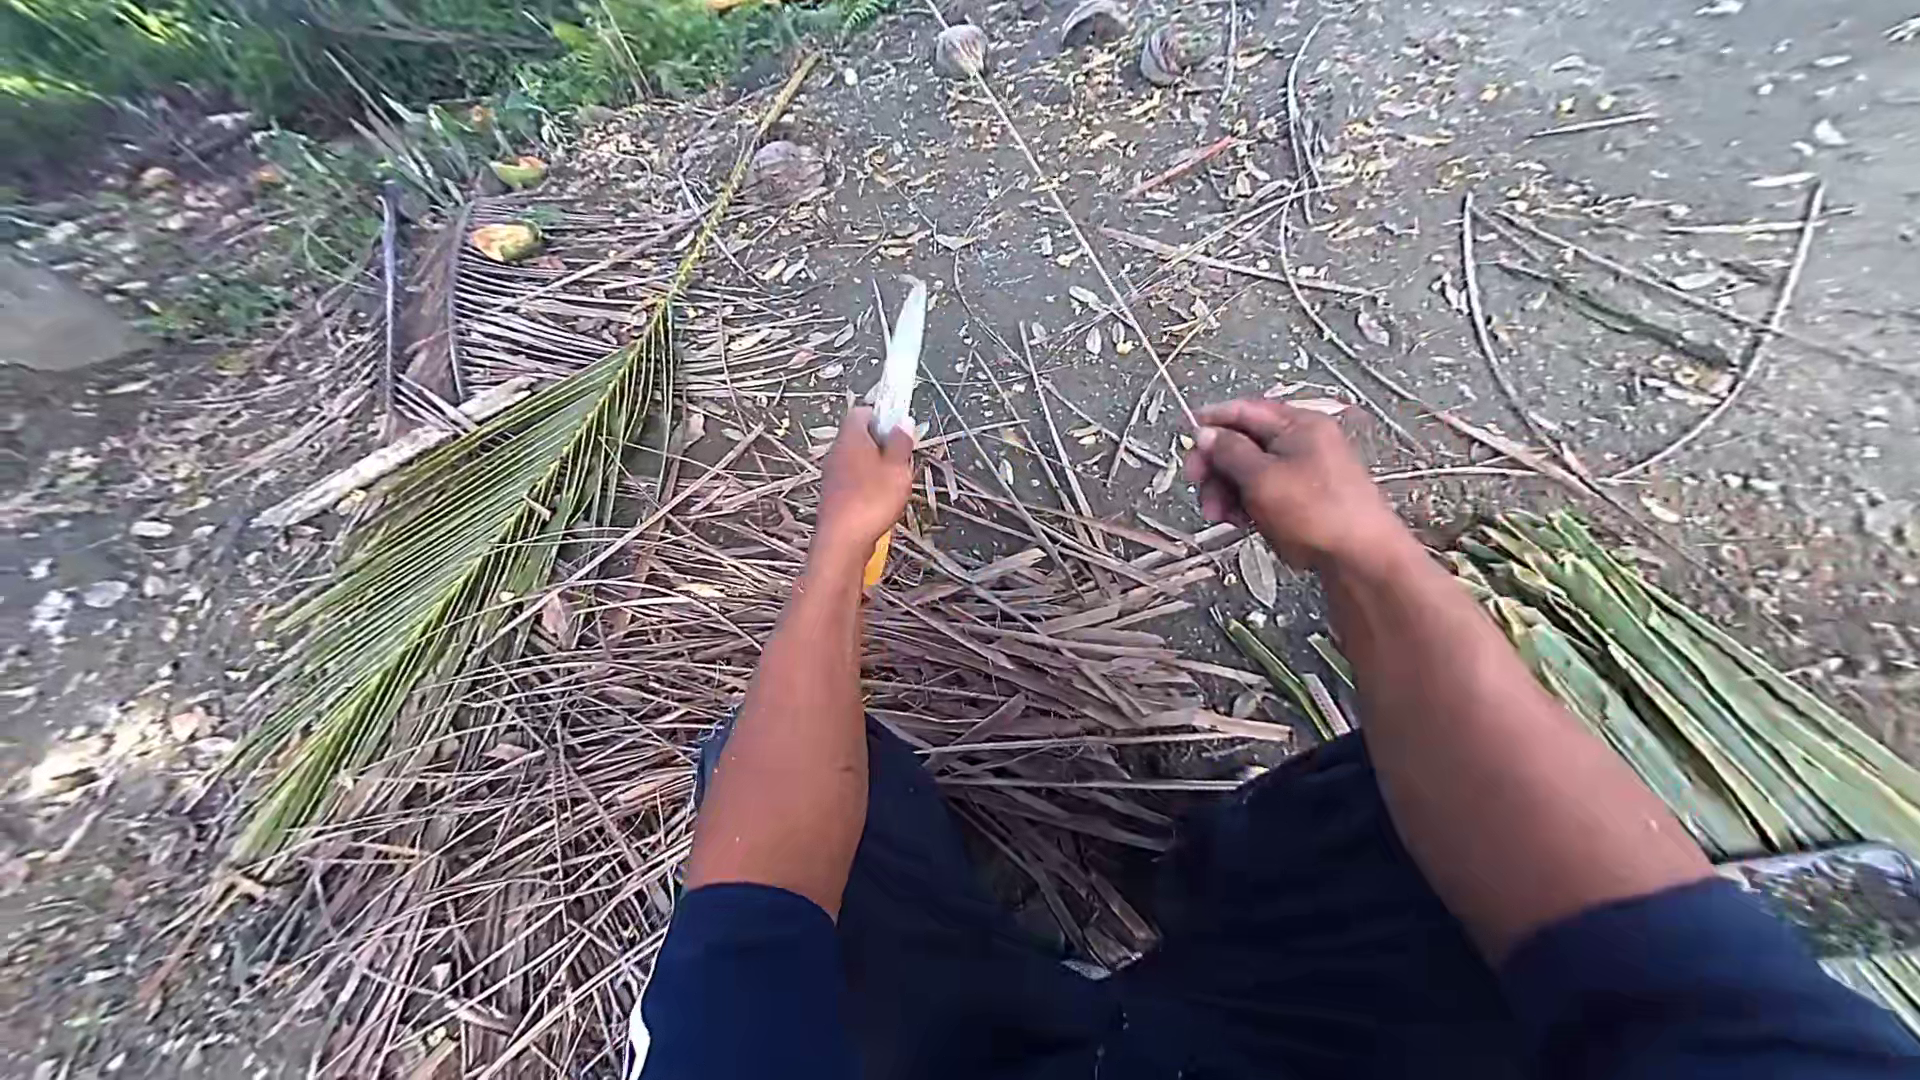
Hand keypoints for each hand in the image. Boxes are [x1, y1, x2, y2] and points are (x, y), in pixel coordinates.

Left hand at [814, 406, 914, 565]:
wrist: (843, 541)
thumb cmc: (871, 501)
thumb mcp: (897, 468)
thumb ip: (901, 443)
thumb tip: (902, 424)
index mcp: (851, 438)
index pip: (862, 411)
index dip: (883, 416)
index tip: (901, 428)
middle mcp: (837, 452)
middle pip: (862, 437)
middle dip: (884, 446)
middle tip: (901, 461)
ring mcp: (834, 475)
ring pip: (859, 461)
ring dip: (878, 468)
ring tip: (894, 485)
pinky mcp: (835, 496)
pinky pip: (855, 482)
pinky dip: (869, 486)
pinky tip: (881, 503)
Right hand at [1183, 399, 1413, 573]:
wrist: (1357, 557)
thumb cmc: (1316, 512)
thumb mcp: (1261, 477)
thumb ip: (1228, 451)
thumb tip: (1206, 433)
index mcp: (1297, 425)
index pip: (1244, 410)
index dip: (1211, 422)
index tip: (1187, 437)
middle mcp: (1300, 442)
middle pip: (1241, 443)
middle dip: (1215, 467)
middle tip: (1198, 485)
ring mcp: (1300, 470)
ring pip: (1245, 471)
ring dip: (1225, 491)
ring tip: (1220, 514)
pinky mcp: (1298, 497)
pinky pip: (1259, 491)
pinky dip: (1243, 504)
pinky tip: (1239, 520)